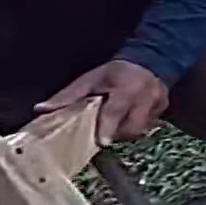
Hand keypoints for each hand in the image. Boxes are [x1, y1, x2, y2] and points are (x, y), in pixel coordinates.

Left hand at [36, 59, 168, 143]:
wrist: (150, 62)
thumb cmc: (116, 72)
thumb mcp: (90, 79)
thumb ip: (70, 95)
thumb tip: (42, 109)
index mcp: (127, 90)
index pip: (116, 112)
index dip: (108, 128)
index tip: (102, 143)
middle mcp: (147, 97)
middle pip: (135, 124)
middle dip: (119, 133)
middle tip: (105, 135)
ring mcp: (158, 103)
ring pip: (144, 126)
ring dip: (128, 130)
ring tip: (116, 127)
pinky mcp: (163, 107)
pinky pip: (150, 121)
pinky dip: (138, 123)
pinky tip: (130, 118)